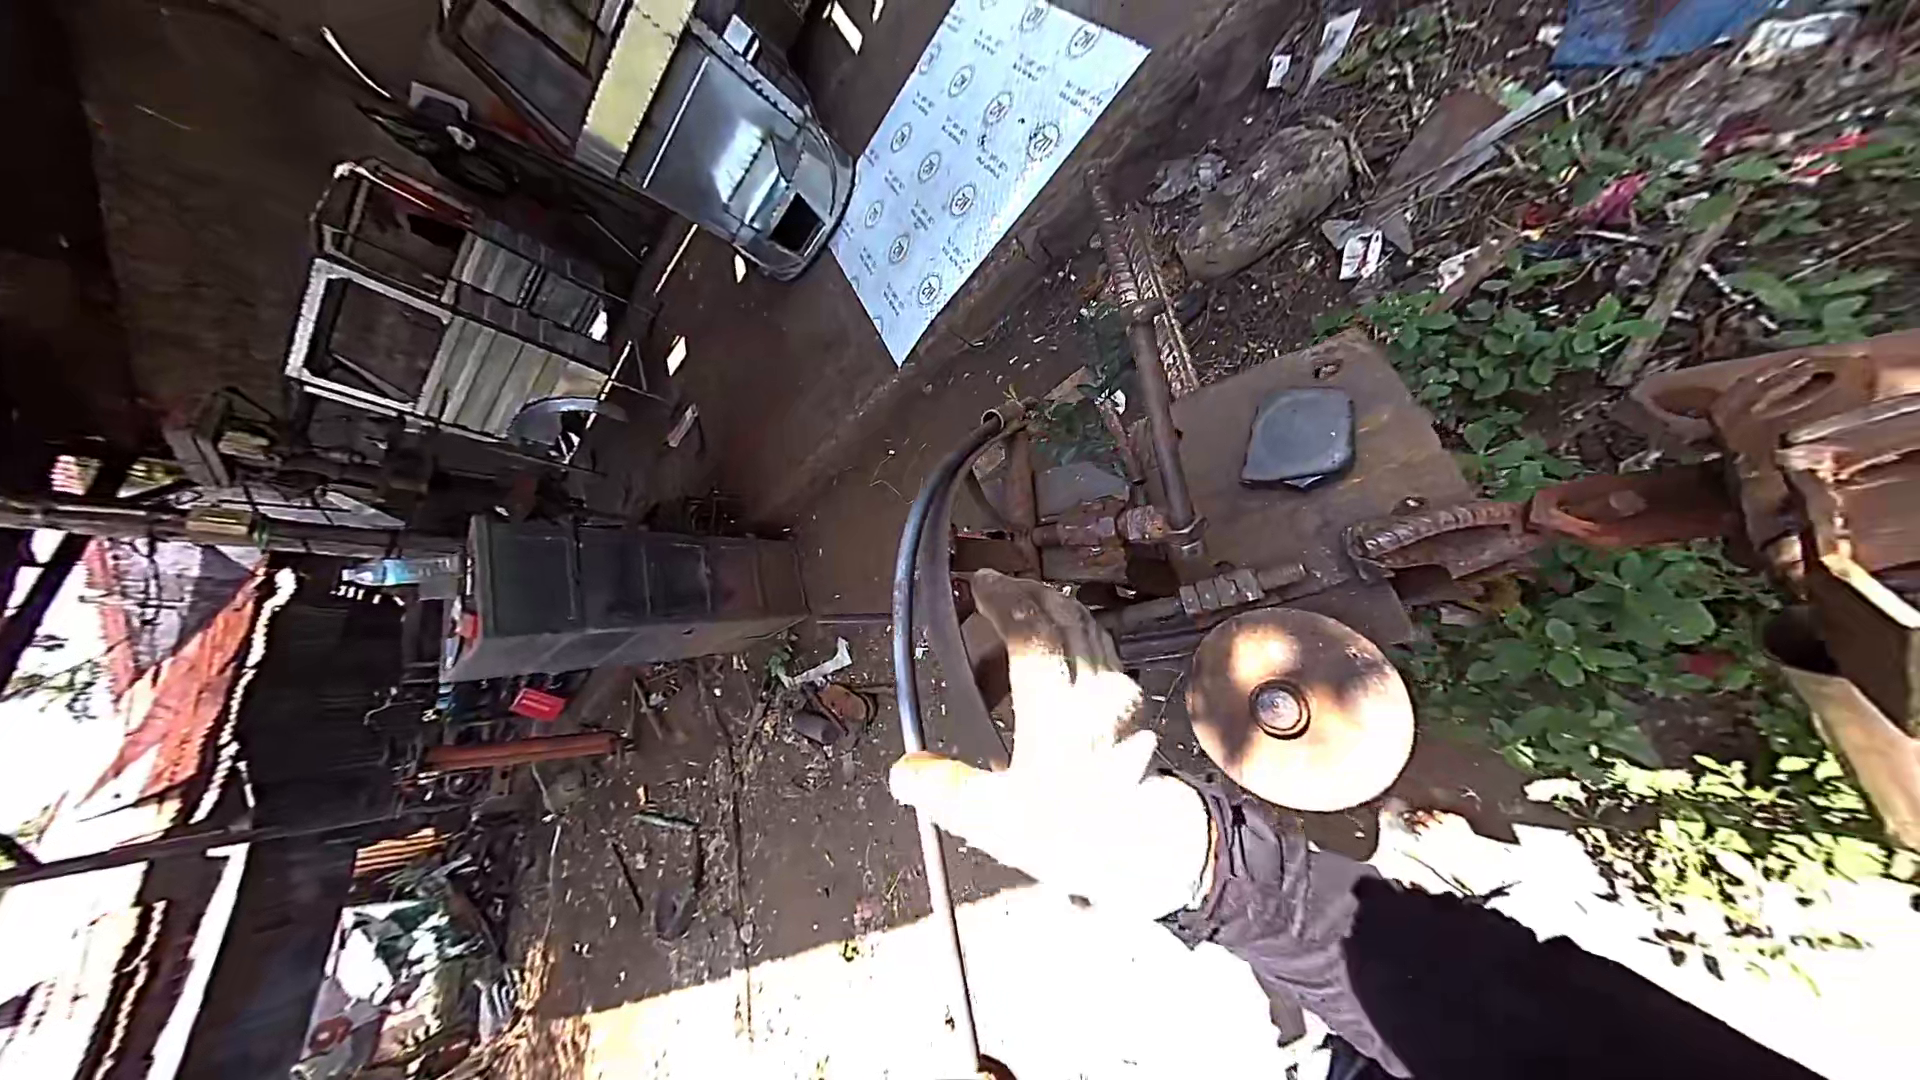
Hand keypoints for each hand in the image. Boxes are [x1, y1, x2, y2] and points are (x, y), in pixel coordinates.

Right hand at [889, 570, 1212, 918]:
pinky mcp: (1128, 691)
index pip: (1031, 633)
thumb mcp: (1000, 822)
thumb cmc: (1077, 834)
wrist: (1150, 847)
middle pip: (1060, 613)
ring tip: (1013, 611)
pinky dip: (1066, 625)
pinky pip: (1095, 638)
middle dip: (1022, 591)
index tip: (979, 583)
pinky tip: (1048, 640)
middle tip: (991, 589)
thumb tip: (904, 771)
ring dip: (1045, 604)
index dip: (1003, 600)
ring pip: (1081, 620)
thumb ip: (946, 791)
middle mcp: (1092, 688)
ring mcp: (1116, 685)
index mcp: (1057, 712)